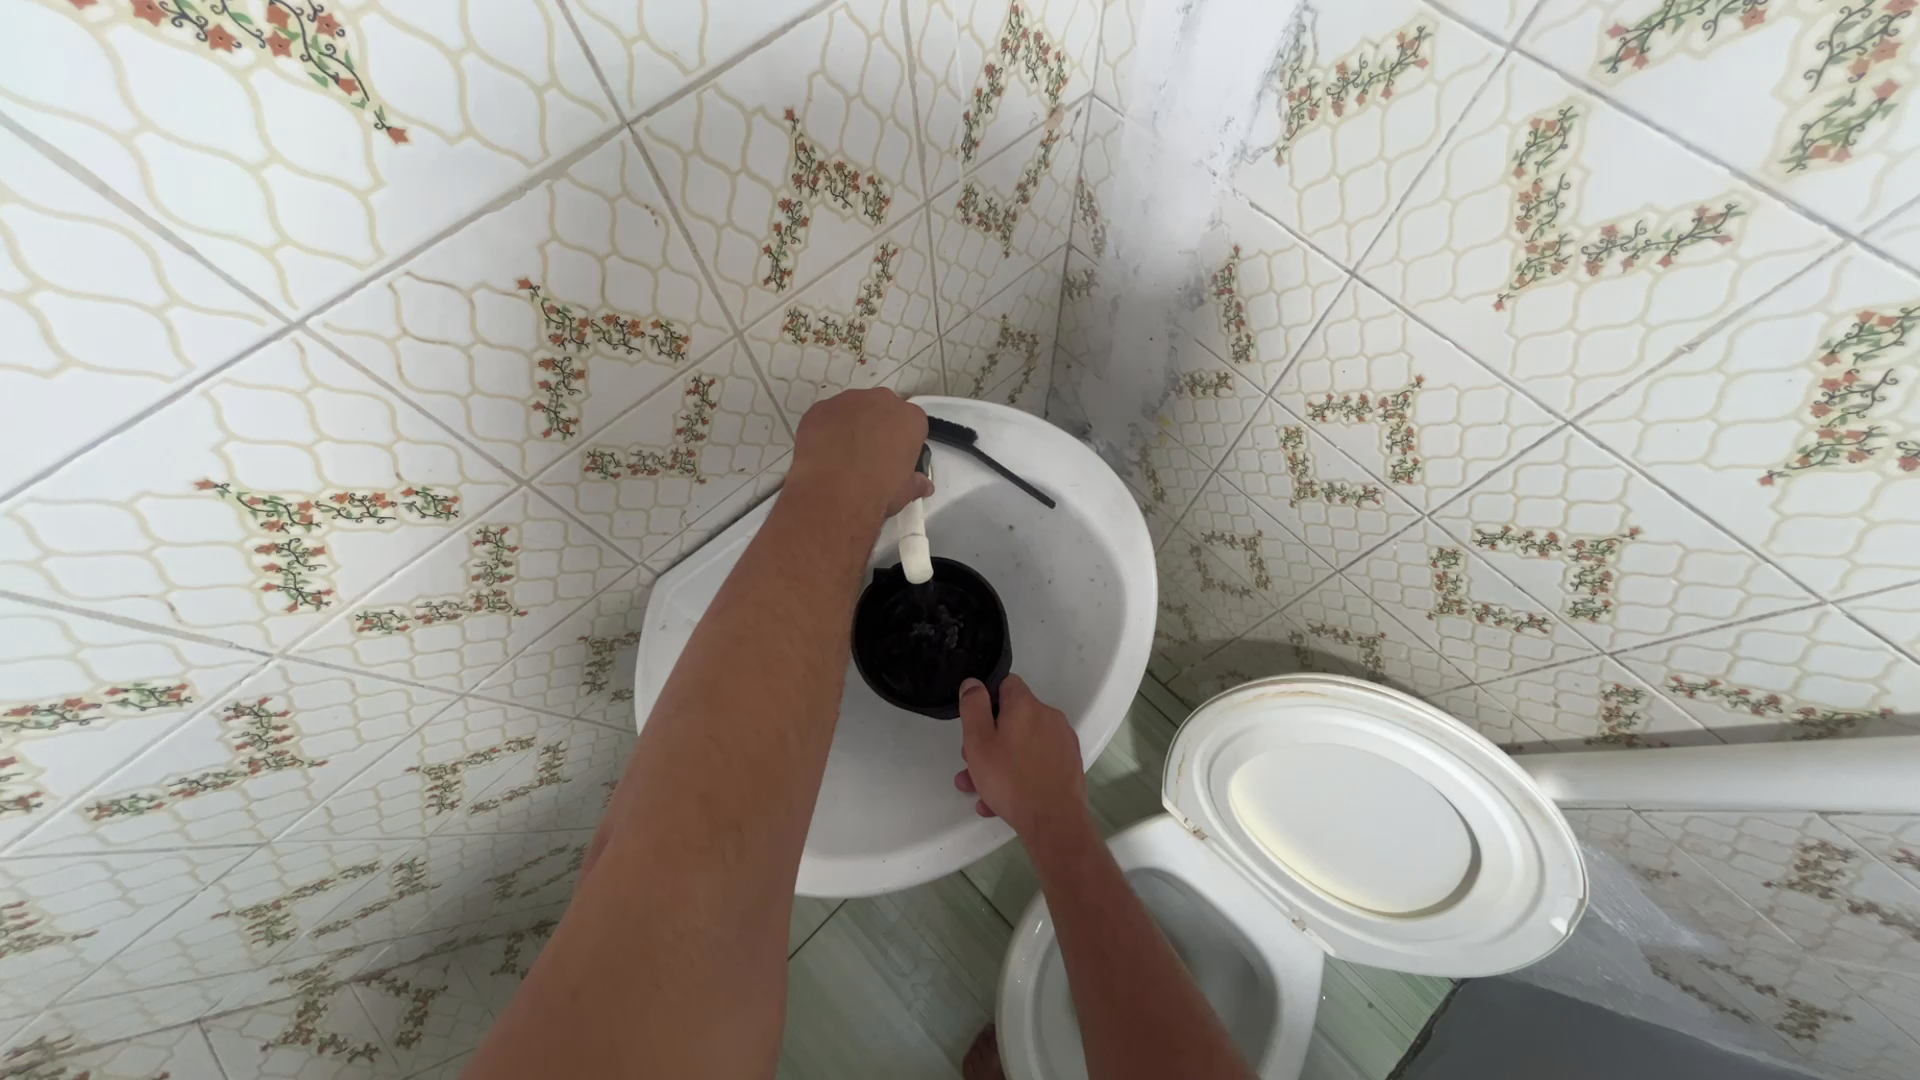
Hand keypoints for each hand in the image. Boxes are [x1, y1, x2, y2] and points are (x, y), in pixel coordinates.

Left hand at [789, 388, 930, 517]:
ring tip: (845, 456)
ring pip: (853, 410)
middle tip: (871, 456)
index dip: (904, 441)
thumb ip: (916, 482)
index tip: (896, 457)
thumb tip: (922, 485)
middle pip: (882, 409)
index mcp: (909, 418)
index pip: (912, 423)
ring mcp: (847, 401)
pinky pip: (827, 416)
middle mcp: (880, 401)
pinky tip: (825, 453)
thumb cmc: (877, 490)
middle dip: (878, 428)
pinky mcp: (820, 409)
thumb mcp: (906, 491)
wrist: (834, 493)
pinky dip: (826, 430)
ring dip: (851, 427)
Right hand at [954, 675, 1087, 837]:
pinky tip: (999, 802)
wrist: (1054, 822)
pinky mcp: (1068, 765)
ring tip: (979, 790)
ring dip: (999, 763)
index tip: (975, 723)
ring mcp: (1062, 742)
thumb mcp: (978, 741)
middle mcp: (1049, 717)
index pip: (1006, 684)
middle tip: (971, 764)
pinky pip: (1037, 763)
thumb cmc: (1011, 779)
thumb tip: (973, 683)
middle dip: (989, 740)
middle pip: (1013, 719)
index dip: (987, 700)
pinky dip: (1019, 776)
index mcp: (1027, 705)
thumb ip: (973, 707)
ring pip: (1022, 746)